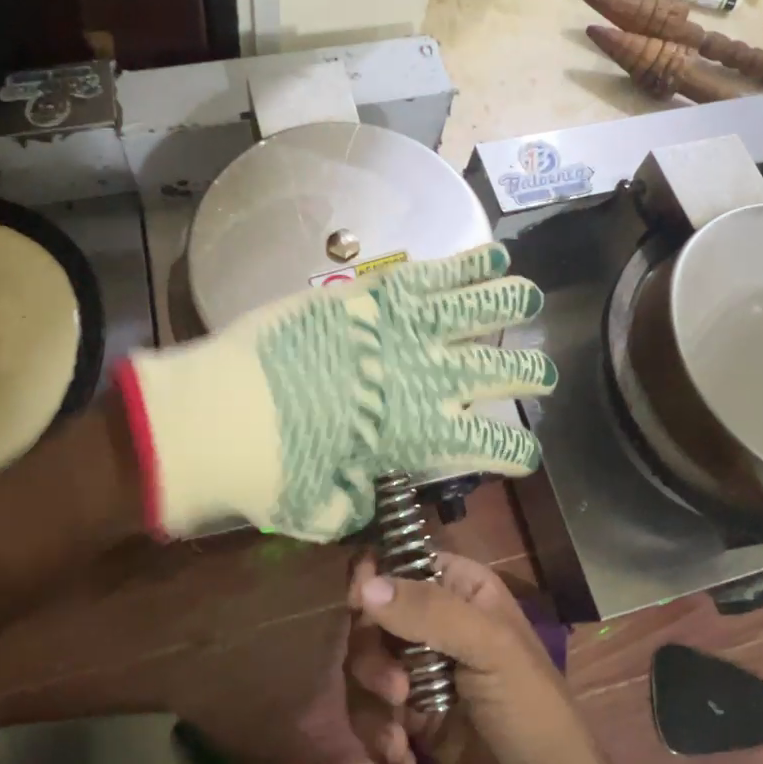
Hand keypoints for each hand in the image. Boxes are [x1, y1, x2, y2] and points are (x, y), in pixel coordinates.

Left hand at [117, 243, 555, 540]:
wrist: (222, 415)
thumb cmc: (271, 473)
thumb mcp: (326, 507)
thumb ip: (361, 497)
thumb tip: (373, 484)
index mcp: (419, 437)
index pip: (489, 447)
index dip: (514, 453)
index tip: (523, 453)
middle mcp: (424, 380)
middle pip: (497, 371)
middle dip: (527, 373)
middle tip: (540, 372)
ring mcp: (398, 330)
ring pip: (473, 310)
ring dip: (509, 303)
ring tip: (531, 297)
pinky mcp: (366, 295)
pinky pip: (429, 275)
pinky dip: (465, 264)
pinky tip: (491, 256)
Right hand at [344, 554, 604, 763]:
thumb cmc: (531, 704)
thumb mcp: (491, 647)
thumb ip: (430, 611)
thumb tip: (365, 584)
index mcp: (459, 589)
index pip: (402, 560)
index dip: (371, 573)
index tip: (356, 600)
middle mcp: (433, 622)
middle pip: (371, 616)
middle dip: (372, 655)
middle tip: (395, 689)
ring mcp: (418, 670)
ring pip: (363, 665)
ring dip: (371, 702)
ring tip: (398, 735)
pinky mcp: (409, 716)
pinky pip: (369, 710)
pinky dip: (376, 733)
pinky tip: (399, 754)